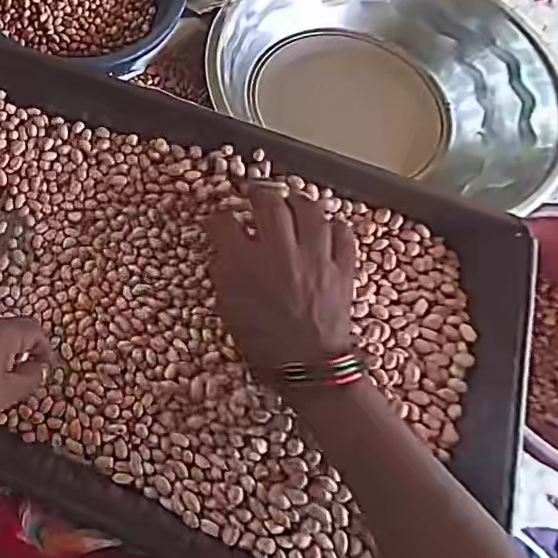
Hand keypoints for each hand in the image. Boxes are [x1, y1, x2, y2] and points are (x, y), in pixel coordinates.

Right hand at [204, 182, 356, 369]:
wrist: (308, 364)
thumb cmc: (260, 339)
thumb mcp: (227, 306)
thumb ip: (224, 271)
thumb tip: (224, 249)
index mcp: (243, 264)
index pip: (223, 223)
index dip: (216, 217)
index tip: (216, 220)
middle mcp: (278, 252)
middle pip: (268, 204)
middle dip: (257, 193)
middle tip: (252, 193)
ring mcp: (314, 257)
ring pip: (309, 210)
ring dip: (297, 200)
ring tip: (289, 200)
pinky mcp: (342, 266)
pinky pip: (342, 233)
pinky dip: (331, 224)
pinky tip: (323, 225)